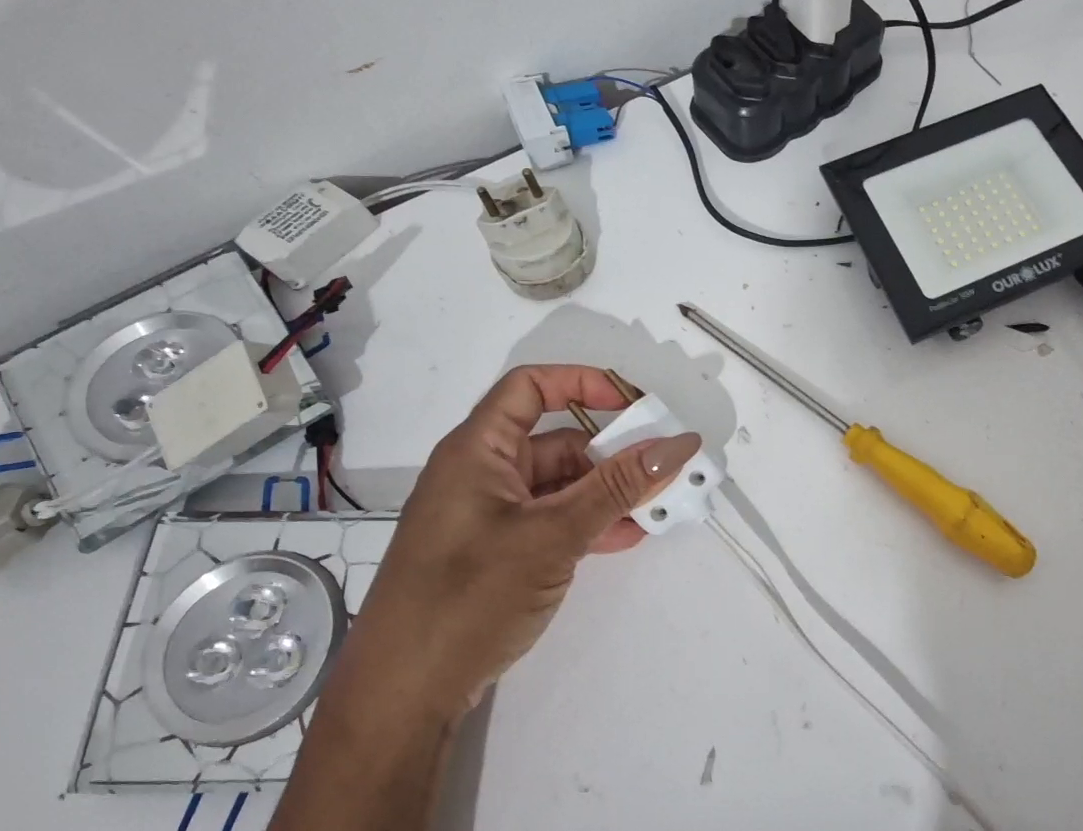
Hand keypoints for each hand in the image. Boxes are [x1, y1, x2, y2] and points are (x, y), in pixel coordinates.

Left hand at [346, 365, 700, 718]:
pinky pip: (551, 520)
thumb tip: (679, 442)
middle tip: (664, 467)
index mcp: (477, 451)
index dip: (584, 384)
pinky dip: (588, 523)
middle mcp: (480, 474)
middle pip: (555, 440)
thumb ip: (619, 486)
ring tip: (657, 507)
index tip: (635, 406)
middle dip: (612, 451)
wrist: (403, 698)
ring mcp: (487, 517)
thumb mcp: (553, 536)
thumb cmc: (469, 598)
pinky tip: (626, 537)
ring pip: (559, 485)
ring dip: (607, 492)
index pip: (531, 387)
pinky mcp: (495, 554)